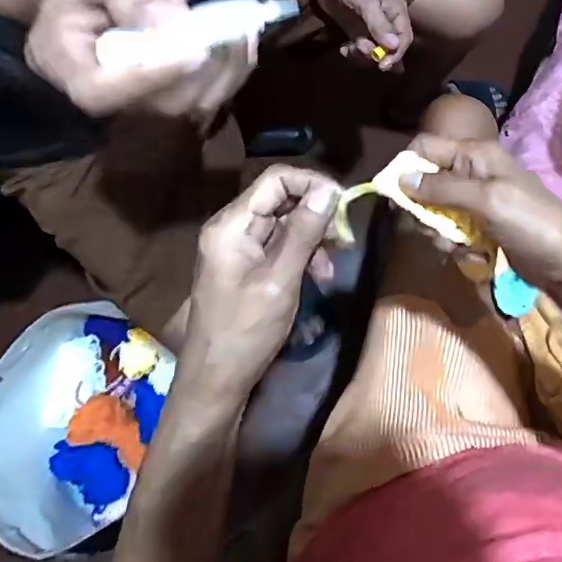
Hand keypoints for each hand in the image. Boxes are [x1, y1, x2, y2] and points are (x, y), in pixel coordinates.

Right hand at [26, 0, 254, 117]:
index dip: (152, 75)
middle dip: (203, 61)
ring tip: (238, 25)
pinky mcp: (183, 103)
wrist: (99, 11)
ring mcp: (153, 108)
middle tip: (226, 24)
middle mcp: (115, 101)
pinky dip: (238, 65)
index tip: (194, 50)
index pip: (104, 92)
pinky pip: (220, 93)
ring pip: (200, 99)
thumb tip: (174, 24)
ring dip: (226, 61)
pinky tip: (243, 37)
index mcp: (70, 70)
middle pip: (166, 99)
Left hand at [183, 166, 340, 400]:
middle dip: (318, 213)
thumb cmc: (245, 332)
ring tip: (335, 260)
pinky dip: (305, 253)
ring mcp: (240, 246)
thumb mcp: (280, 280)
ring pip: (287, 221)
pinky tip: (320, 274)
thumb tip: (330, 190)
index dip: (313, 183)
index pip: (276, 179)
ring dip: (316, 236)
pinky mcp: (249, 264)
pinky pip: (283, 244)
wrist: (216, 383)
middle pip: (283, 198)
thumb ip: (304, 232)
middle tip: (345, 237)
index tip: (343, 204)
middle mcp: (233, 227)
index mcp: (231, 225)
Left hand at [309, 0, 411, 70]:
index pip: (404, 37)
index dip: (397, 53)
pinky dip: (354, 52)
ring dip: (364, 55)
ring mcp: (370, 24)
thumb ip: (379, 24)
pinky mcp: (355, 28)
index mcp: (396, 9)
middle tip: (361, 52)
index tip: (383, 65)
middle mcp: (387, 19)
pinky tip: (344, 49)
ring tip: (350, 49)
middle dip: (377, 55)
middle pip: (390, 47)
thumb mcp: (365, 1)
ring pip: (375, 49)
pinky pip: (360, 47)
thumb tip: (394, 47)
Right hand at [404, 134, 561, 291]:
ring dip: (439, 230)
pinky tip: (472, 255)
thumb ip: (442, 188)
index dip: (405, 167)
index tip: (395, 197)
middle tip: (431, 229)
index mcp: (475, 153)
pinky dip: (455, 243)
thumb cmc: (530, 221)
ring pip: (437, 209)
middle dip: (422, 207)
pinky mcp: (482, 225)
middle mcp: (473, 171)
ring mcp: (478, 200)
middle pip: (426, 181)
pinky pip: (453, 229)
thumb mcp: (486, 200)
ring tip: (456, 246)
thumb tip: (400, 178)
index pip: (425, 147)